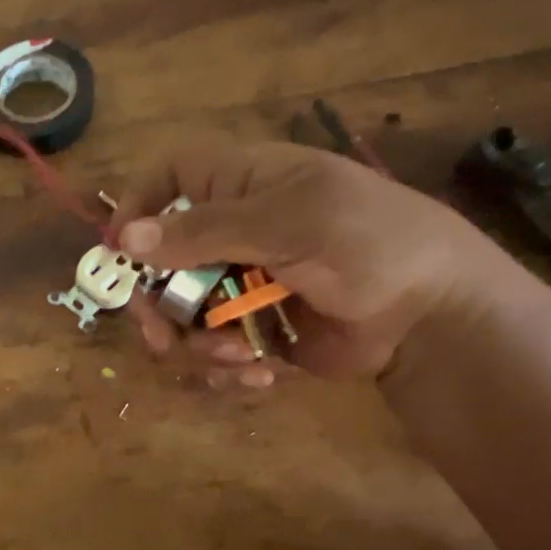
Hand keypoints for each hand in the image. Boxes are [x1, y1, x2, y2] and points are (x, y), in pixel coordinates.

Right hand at [108, 141, 522, 387]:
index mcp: (244, 186)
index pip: (172, 175)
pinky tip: (261, 374)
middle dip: (158, 306)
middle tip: (161, 338)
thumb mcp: (286, 223)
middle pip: (162, 264)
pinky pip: (217, 353)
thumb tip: (125, 238)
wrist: (430, 314)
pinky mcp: (258, 333)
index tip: (120, 249)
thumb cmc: (368, 243)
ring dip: (201, 346)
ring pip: (185, 318)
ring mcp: (245, 287)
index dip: (138, 204)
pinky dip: (230, 370)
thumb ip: (204, 231)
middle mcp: (236, 234)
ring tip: (238, 357)